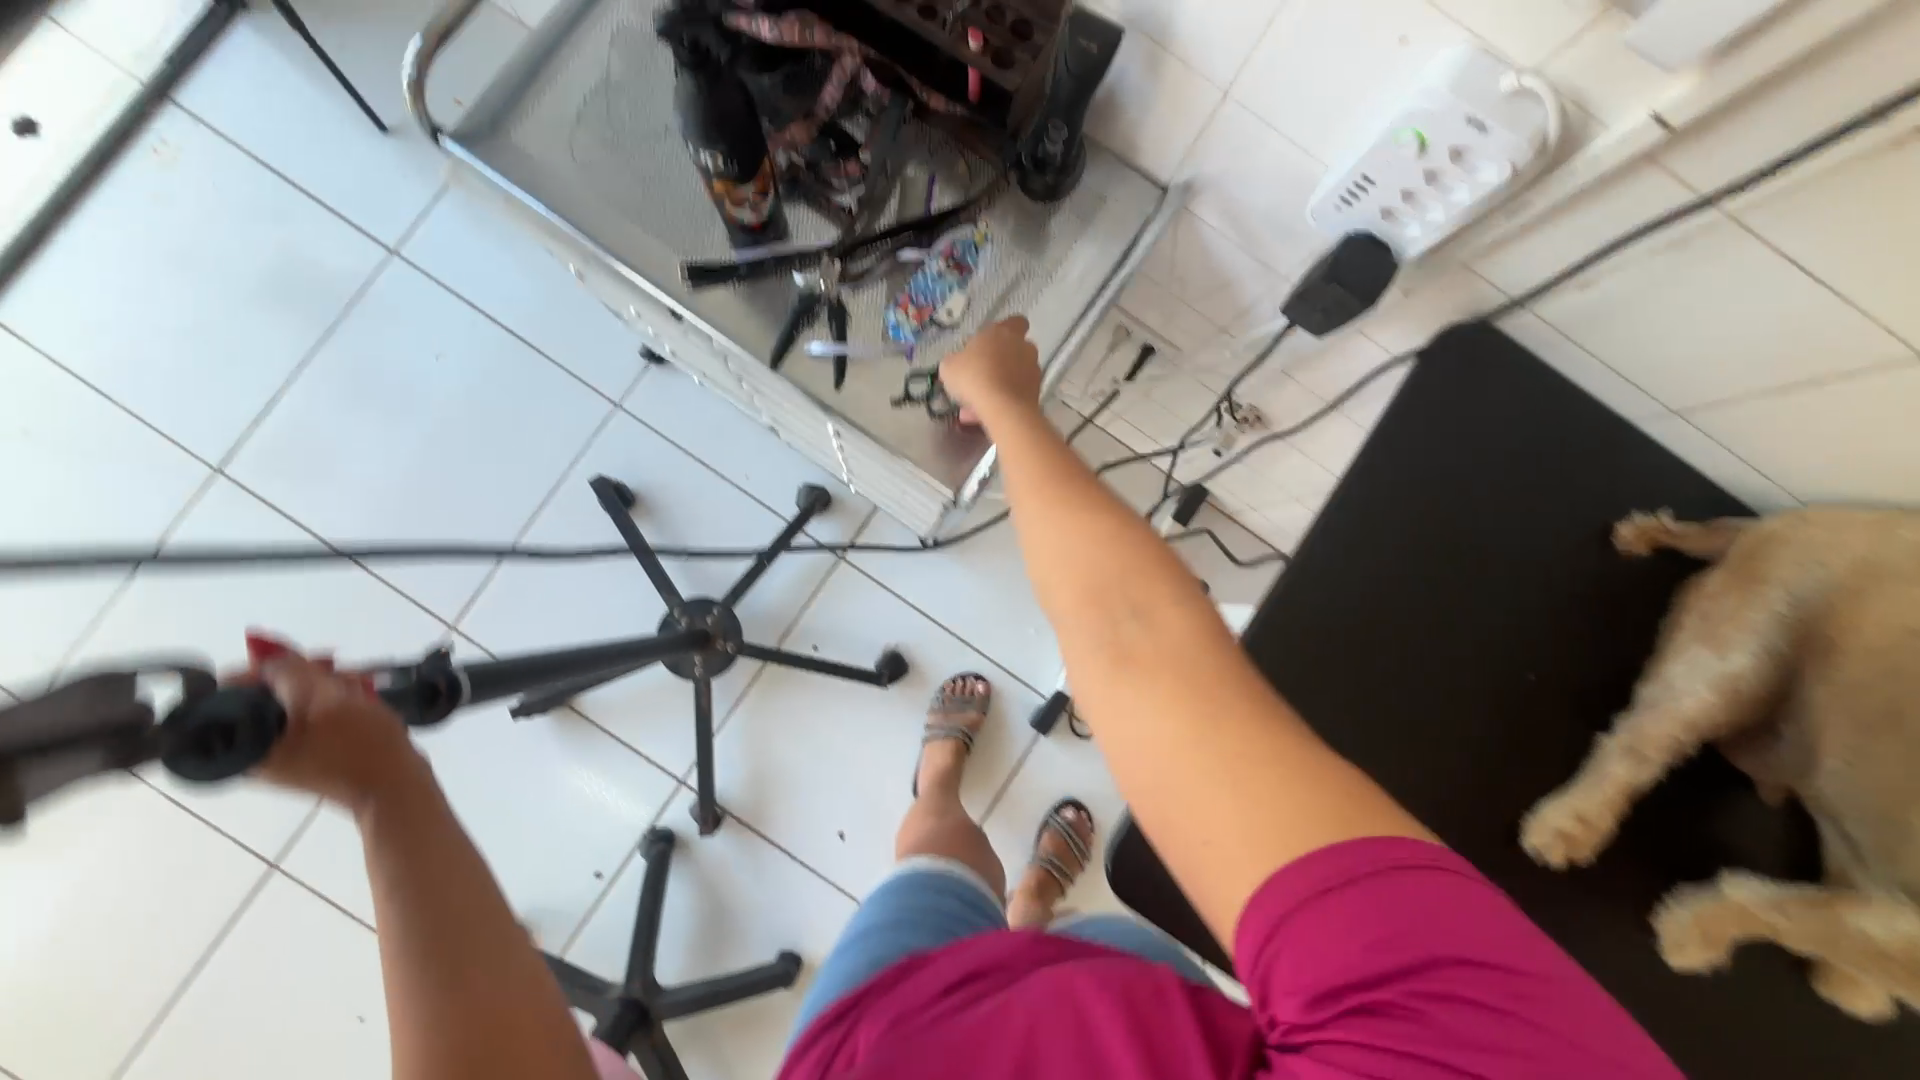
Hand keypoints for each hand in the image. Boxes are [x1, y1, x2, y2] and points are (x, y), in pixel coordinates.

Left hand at [243, 633, 430, 812]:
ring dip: (325, 686)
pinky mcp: (311, 754)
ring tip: (358, 685)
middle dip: (303, 677)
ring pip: (293, 704)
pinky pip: (312, 719)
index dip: (262, 667)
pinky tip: (360, 698)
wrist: (396, 786)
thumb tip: (270, 657)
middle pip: (264, 696)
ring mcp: (284, 754)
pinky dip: (333, 703)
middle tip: (336, 667)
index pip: (229, 691)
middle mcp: (255, 750)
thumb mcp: (325, 700)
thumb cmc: (358, 746)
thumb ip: (290, 673)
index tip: (300, 658)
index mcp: (244, 743)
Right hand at [941, 316, 1041, 425]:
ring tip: (981, 401)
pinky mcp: (1037, 392)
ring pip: (1016, 374)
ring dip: (1002, 383)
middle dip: (1003, 361)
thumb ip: (957, 360)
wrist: (1002, 408)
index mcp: (1003, 332)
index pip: (1015, 322)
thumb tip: (959, 363)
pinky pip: (1016, 394)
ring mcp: (1033, 370)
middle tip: (984, 374)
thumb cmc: (973, 377)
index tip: (991, 343)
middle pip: (1017, 349)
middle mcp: (1023, 347)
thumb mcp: (950, 366)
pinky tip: (986, 413)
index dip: (1006, 331)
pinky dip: (1005, 401)